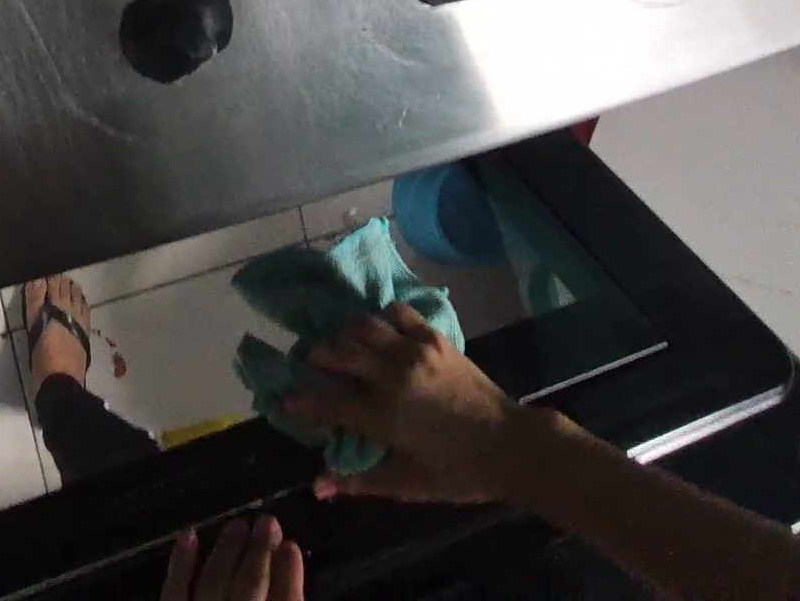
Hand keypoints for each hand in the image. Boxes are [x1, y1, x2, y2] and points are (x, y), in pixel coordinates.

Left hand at [160, 515, 303, 600]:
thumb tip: (290, 577)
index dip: (290, 575)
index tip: (292, 544)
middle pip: (250, 587)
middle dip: (260, 552)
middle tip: (268, 520)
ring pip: (214, 582)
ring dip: (227, 550)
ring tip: (238, 523)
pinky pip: (174, 591)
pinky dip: (181, 563)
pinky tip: (189, 534)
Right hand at [284, 302, 534, 504]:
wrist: (513, 445)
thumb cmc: (459, 471)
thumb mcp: (408, 484)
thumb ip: (361, 481)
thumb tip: (319, 487)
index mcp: (384, 415)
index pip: (328, 401)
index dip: (301, 400)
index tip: (286, 399)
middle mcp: (392, 376)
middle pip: (338, 352)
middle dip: (317, 357)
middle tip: (313, 364)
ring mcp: (413, 351)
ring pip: (362, 325)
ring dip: (345, 333)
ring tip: (344, 344)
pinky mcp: (433, 337)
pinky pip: (397, 313)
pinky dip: (383, 318)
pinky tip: (383, 332)